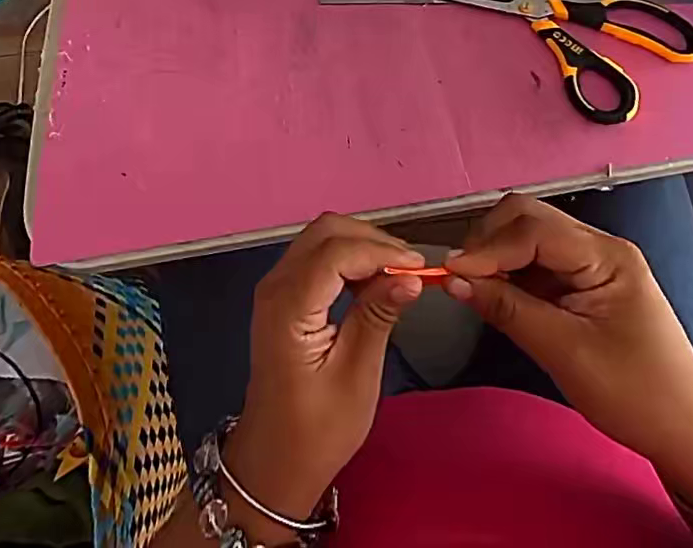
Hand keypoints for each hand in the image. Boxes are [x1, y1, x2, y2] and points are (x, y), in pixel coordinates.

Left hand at [226, 214, 423, 532]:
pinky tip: (373, 280)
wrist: (273, 461)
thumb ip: (378, 317)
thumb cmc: (315, 431)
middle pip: (326, 231)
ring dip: (362, 244)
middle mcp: (275, 286)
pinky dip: (349, 256)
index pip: (335, 253)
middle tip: (409, 267)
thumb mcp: (356, 378)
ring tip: (397, 273)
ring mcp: (276, 286)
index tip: (419, 267)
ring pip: (322, 236)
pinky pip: (318, 254)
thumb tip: (410, 277)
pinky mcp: (284, 293)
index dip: (380, 251)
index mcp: (288, 308)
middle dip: (372, 240)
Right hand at [443, 195, 692, 469]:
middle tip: (459, 278)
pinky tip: (493, 292)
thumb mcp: (565, 353)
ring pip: (526, 233)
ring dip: (495, 254)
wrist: (685, 429)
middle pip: (528, 217)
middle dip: (488, 240)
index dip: (487, 248)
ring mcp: (588, 260)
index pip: (534, 230)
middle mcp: (596, 245)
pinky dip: (506, 270)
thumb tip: (453, 280)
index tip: (448, 272)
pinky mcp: (579, 280)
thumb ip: (507, 310)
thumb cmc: (635, 394)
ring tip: (472, 286)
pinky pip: (532, 260)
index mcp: (605, 254)